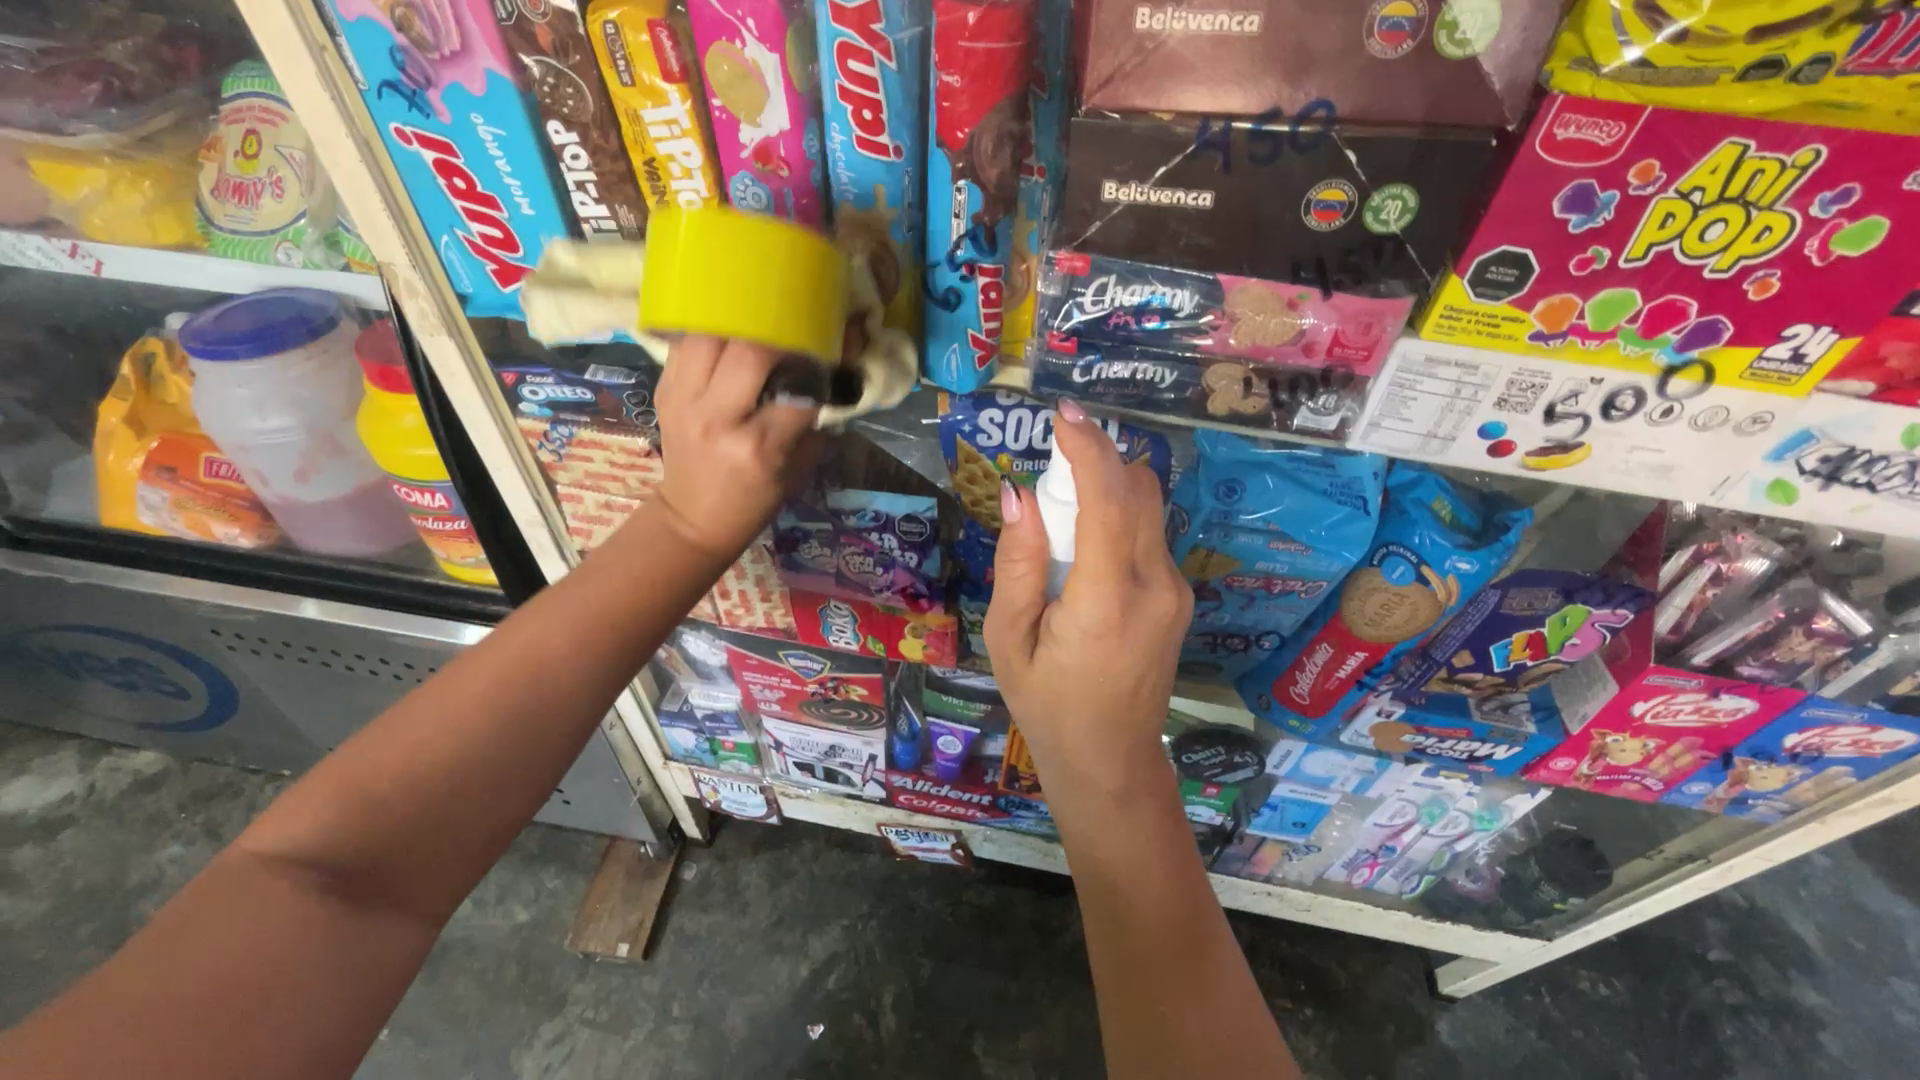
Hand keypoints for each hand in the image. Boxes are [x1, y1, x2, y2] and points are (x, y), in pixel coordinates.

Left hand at [651, 335, 819, 559]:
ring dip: (739, 325)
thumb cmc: (755, 497)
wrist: (694, 517)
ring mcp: (683, 403)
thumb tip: (834, 366)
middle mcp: (717, 421)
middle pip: (749, 350)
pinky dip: (711, 335)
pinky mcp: (663, 391)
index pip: (798, 389)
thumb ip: (813, 417)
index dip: (819, 366)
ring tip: (757, 326)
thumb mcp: (798, 466)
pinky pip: (687, 344)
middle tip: (793, 331)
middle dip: (779, 335)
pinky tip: (728, 337)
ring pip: (710, 336)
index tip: (831, 353)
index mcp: (759, 447)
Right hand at [984, 399, 1191, 791]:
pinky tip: (1085, 550)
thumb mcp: (1010, 639)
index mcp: (1108, 598)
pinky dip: (1119, 518)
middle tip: (1052, 467)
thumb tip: (1018, 494)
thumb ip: (1018, 563)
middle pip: (1139, 489)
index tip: (1062, 413)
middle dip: (1097, 459)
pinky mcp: (1179, 597)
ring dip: (1110, 486)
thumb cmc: (1048, 705)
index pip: (1108, 498)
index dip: (1087, 447)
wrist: (1110, 761)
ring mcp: (1176, 590)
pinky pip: (1150, 535)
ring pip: (1150, 507)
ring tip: (1064, 511)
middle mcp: (1155, 584)